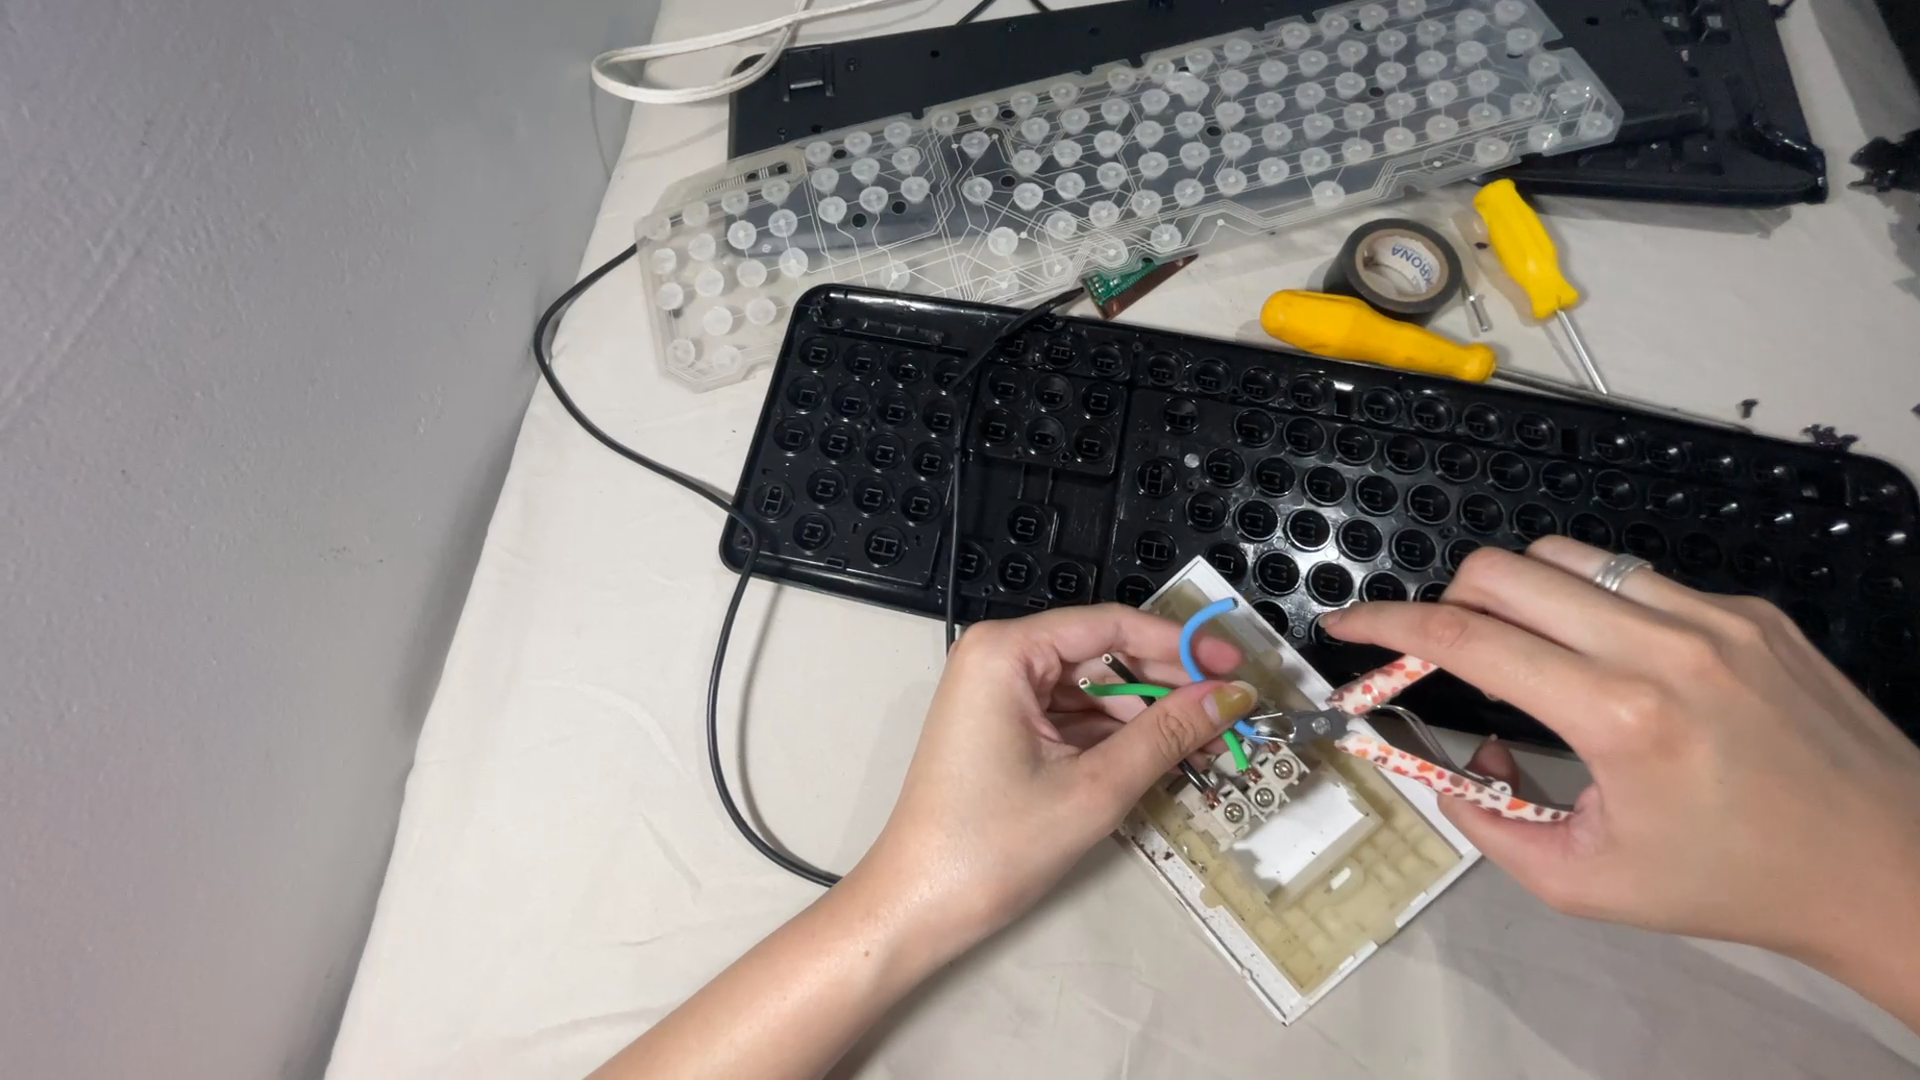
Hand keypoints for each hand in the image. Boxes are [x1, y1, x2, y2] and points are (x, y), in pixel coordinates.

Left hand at [846, 604, 1256, 953]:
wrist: (919, 906)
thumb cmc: (996, 844)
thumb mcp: (1094, 786)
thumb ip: (1167, 733)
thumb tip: (1230, 694)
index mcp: (1006, 651)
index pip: (1108, 626)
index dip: (1178, 643)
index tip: (1234, 664)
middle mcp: (997, 657)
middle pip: (1099, 655)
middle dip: (1165, 685)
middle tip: (1229, 710)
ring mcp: (997, 692)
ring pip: (1088, 689)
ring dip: (1145, 715)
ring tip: (1207, 742)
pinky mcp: (1001, 725)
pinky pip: (1069, 715)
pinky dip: (1113, 735)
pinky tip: (1161, 754)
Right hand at [1322, 537, 1919, 1027]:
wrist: (1908, 878)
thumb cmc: (1733, 886)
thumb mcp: (1580, 882)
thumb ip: (1481, 818)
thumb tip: (1453, 756)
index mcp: (1620, 716)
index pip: (1463, 638)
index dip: (1384, 624)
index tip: (1343, 625)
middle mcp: (1665, 646)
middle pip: (1501, 572)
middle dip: (1446, 604)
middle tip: (1450, 653)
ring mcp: (1715, 616)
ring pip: (1560, 557)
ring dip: (1512, 594)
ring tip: (1526, 650)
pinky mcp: (1749, 609)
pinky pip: (1626, 576)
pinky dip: (1583, 605)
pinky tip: (1611, 657)